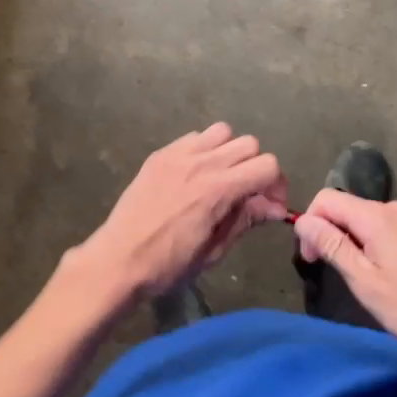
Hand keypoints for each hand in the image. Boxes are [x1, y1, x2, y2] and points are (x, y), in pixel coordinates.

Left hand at [68, 123, 288, 300]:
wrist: (119, 258)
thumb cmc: (169, 264)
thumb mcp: (214, 250)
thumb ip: (245, 220)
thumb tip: (274, 206)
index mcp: (218, 189)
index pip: (267, 165)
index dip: (276, 185)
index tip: (270, 205)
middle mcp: (201, 162)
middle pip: (249, 144)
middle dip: (256, 167)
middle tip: (248, 193)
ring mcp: (178, 153)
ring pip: (222, 132)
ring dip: (230, 152)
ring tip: (222, 178)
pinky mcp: (161, 154)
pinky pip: (194, 137)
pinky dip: (204, 149)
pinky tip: (195, 174)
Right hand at [294, 190, 396, 373]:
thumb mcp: (364, 282)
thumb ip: (332, 246)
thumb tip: (302, 220)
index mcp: (377, 216)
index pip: (326, 199)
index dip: (310, 224)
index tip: (310, 258)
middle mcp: (394, 209)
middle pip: (346, 207)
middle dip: (329, 232)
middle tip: (329, 270)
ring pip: (364, 218)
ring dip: (350, 239)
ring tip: (357, 276)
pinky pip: (384, 227)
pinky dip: (370, 242)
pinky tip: (381, 272)